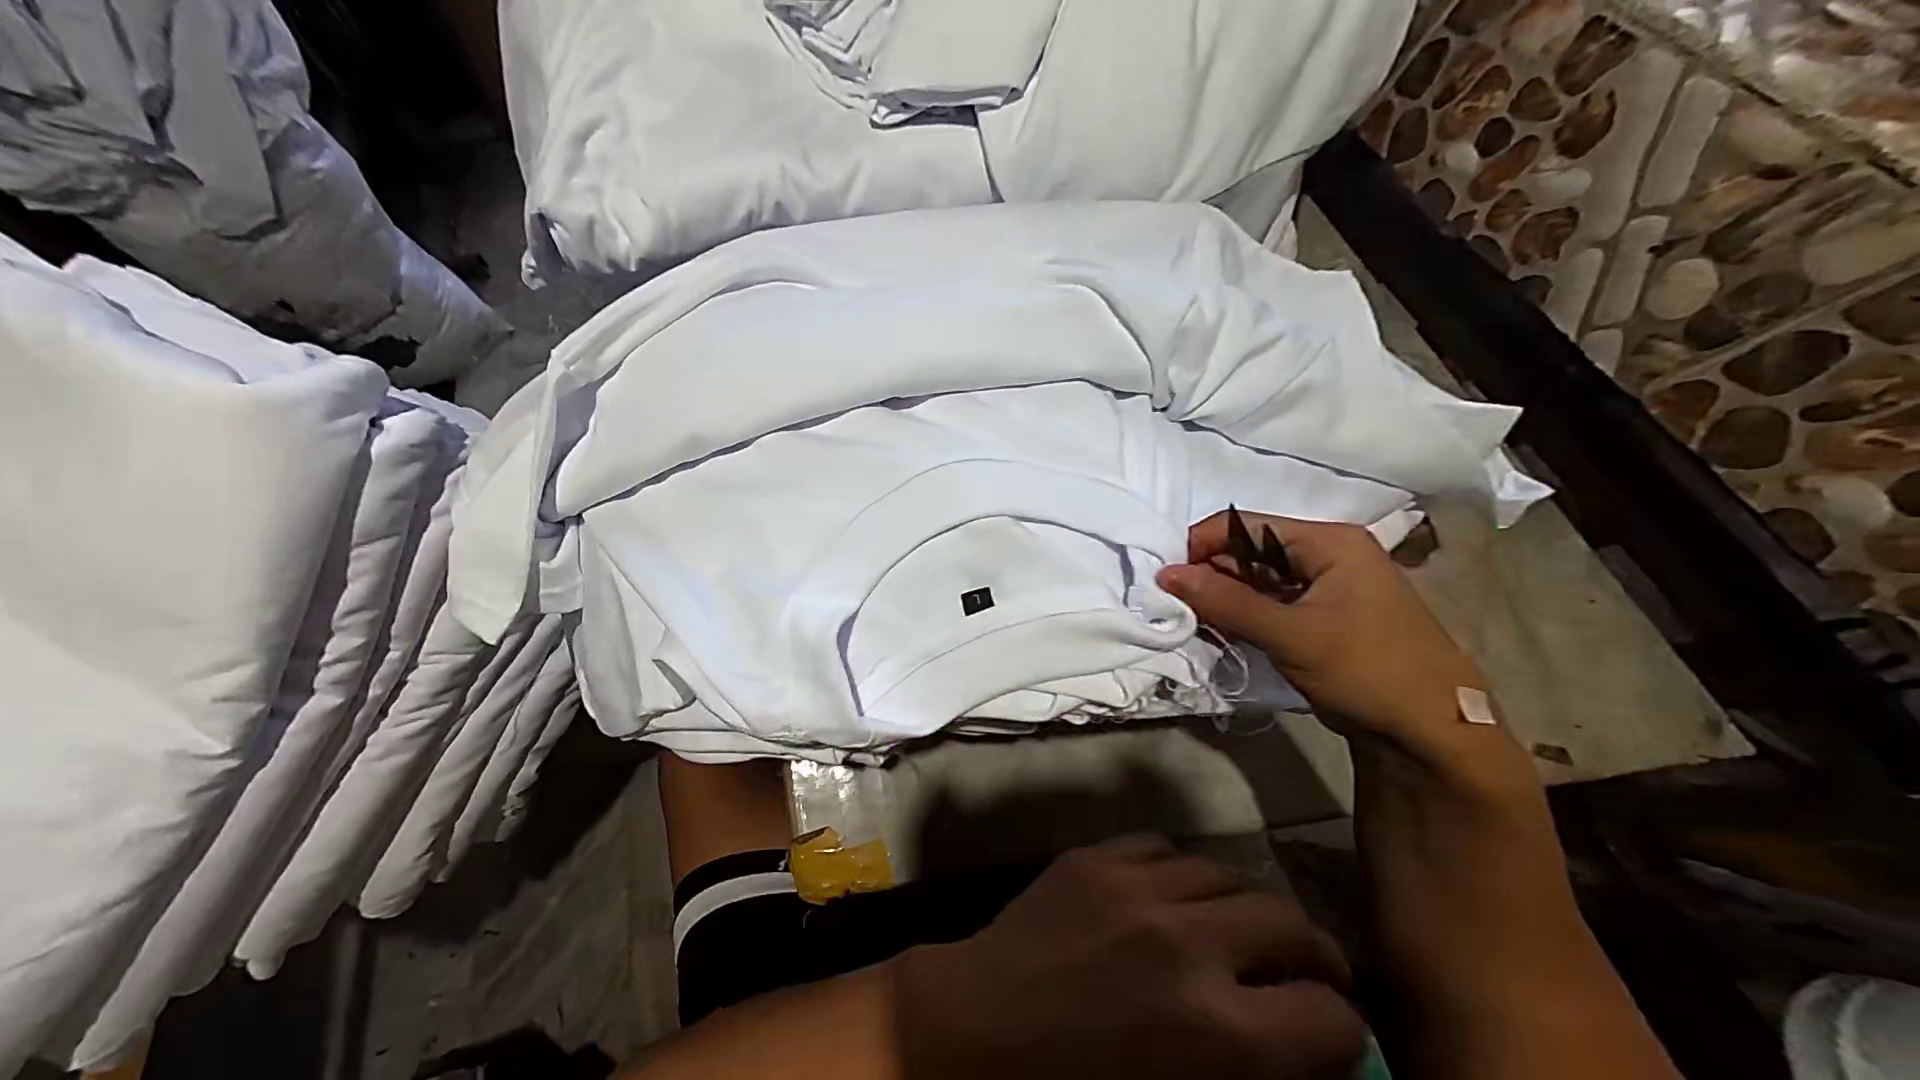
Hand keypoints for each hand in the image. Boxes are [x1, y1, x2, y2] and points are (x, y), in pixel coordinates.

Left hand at [894, 835, 1364, 1079]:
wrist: (974, 1033)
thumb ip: (1253, 1071)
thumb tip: (1309, 1047)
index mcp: (1217, 1033)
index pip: (1330, 1018)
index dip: (1342, 1031)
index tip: (1330, 1032)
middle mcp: (1187, 945)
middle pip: (1290, 924)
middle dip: (1313, 955)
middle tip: (1304, 971)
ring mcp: (1135, 888)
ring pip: (1227, 873)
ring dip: (1244, 906)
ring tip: (1235, 927)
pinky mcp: (1094, 858)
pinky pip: (1162, 847)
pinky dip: (1180, 872)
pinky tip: (1171, 894)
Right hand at [1157, 512, 1483, 747]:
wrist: (1432, 733)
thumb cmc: (1368, 670)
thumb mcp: (1291, 634)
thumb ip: (1226, 601)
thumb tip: (1166, 574)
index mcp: (1329, 541)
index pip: (1246, 525)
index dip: (1203, 546)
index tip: (1170, 581)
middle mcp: (1328, 554)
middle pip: (1251, 551)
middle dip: (1213, 576)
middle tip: (1183, 609)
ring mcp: (1328, 586)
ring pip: (1259, 580)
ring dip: (1228, 600)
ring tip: (1202, 625)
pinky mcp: (1323, 617)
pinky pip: (1272, 604)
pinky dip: (1246, 617)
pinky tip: (1227, 635)